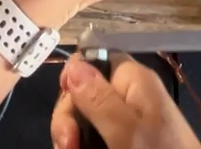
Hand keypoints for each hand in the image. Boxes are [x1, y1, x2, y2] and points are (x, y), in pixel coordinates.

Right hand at [50, 54, 200, 148]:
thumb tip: (73, 63)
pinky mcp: (128, 143)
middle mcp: (130, 96)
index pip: (95, 60)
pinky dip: (86, 146)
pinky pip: (97, 139)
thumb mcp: (127, 131)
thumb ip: (99, 98)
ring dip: (74, 138)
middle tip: (69, 147)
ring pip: (86, 121)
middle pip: (85, 94)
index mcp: (134, 80)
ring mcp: (129, 122)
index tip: (67, 107)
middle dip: (70, 119)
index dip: (74, 79)